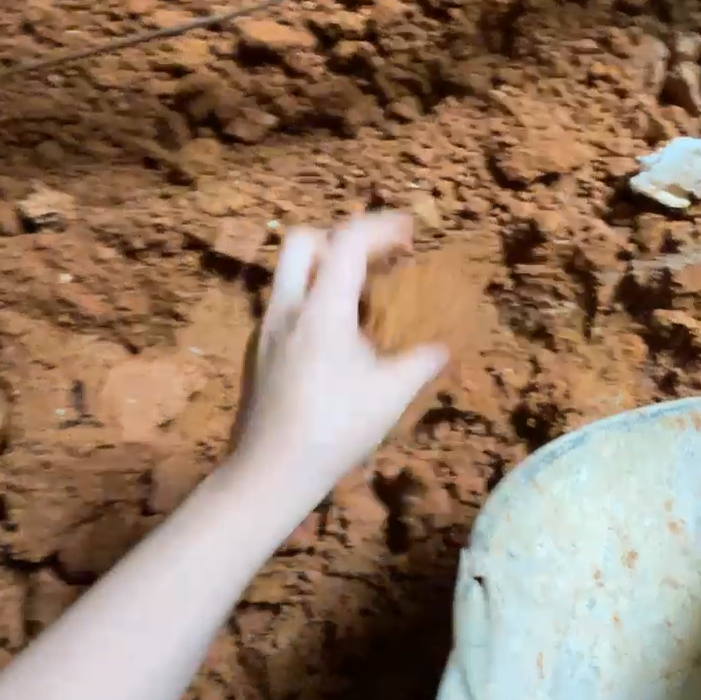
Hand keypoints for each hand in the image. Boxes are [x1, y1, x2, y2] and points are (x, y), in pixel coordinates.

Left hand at [230, 213, 448, 481]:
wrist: (269, 472)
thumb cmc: (334, 430)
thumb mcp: (391, 395)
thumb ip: (422, 362)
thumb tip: (443, 347)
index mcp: (322, 312)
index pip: (348, 242)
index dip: (382, 227)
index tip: (410, 231)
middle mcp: (287, 309)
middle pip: (304, 241)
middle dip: (343, 238)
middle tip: (377, 259)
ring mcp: (265, 329)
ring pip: (291, 273)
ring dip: (328, 269)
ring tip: (364, 297)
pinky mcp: (257, 351)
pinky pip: (287, 304)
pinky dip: (315, 299)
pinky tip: (338, 337)